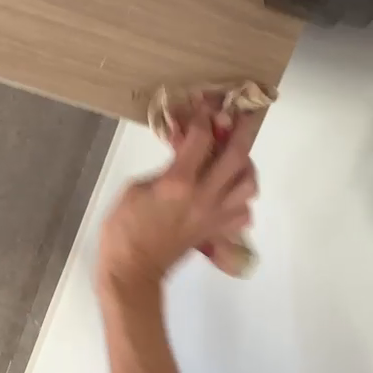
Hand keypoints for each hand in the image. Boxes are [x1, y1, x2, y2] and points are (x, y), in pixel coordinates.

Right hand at [99, 113, 257, 294]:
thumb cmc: (123, 229)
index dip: (203, 115)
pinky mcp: (217, 232)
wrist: (132, 270)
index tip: (204, 102)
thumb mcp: (135, 188)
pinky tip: (228, 193)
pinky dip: (241, 199)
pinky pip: (243, 213)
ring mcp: (214, 216)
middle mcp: (204, 196)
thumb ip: (165, 169)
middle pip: (237, 155)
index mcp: (178, 182)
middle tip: (242, 113)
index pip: (201, 138)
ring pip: (249, 184)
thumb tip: (183, 156)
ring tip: (234, 159)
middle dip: (241, 128)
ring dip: (246, 165)